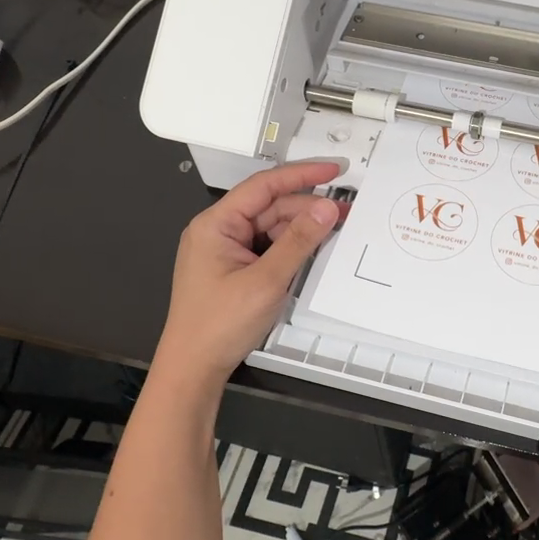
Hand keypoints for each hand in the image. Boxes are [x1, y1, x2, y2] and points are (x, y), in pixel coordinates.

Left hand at [155, 161, 342, 388]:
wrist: (193, 369)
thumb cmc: (219, 325)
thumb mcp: (266, 280)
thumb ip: (299, 241)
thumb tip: (326, 209)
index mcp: (216, 224)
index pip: (264, 185)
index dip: (302, 174)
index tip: (334, 170)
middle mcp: (218, 231)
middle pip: (270, 206)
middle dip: (307, 207)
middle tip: (345, 212)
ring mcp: (226, 250)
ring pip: (272, 227)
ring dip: (302, 228)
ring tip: (335, 231)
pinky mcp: (234, 268)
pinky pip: (268, 246)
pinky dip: (291, 246)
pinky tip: (313, 249)